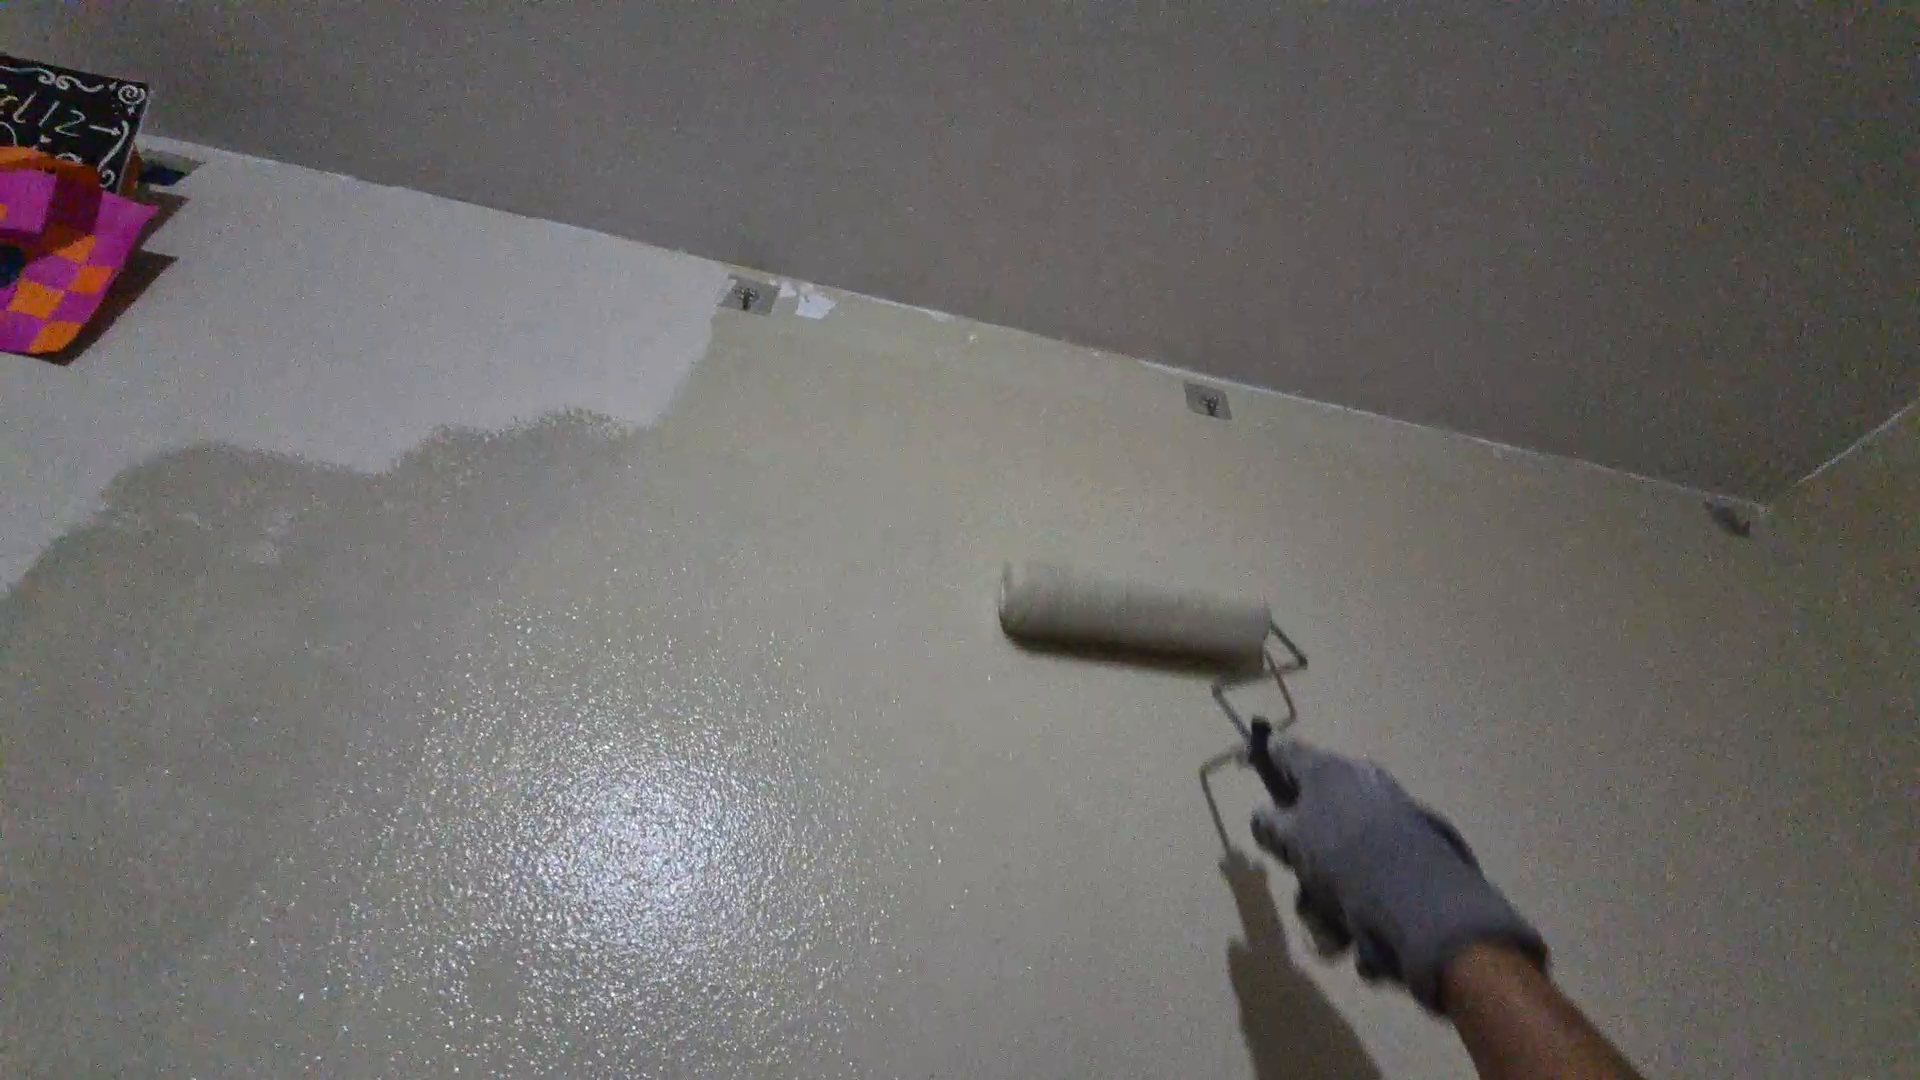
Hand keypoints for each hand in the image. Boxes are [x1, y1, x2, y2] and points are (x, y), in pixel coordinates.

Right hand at [1251, 741, 1545, 1011]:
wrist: (1433, 916)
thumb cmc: (1347, 862)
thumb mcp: (1292, 839)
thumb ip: (1269, 823)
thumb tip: (1265, 814)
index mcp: (1333, 771)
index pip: (1286, 751)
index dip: (1264, 761)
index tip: (1250, 781)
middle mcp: (1365, 790)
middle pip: (1311, 816)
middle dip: (1299, 859)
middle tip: (1300, 882)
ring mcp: (1395, 828)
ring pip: (1338, 861)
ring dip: (1326, 902)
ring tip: (1333, 932)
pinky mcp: (1419, 867)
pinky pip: (1371, 887)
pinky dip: (1362, 917)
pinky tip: (1365, 944)